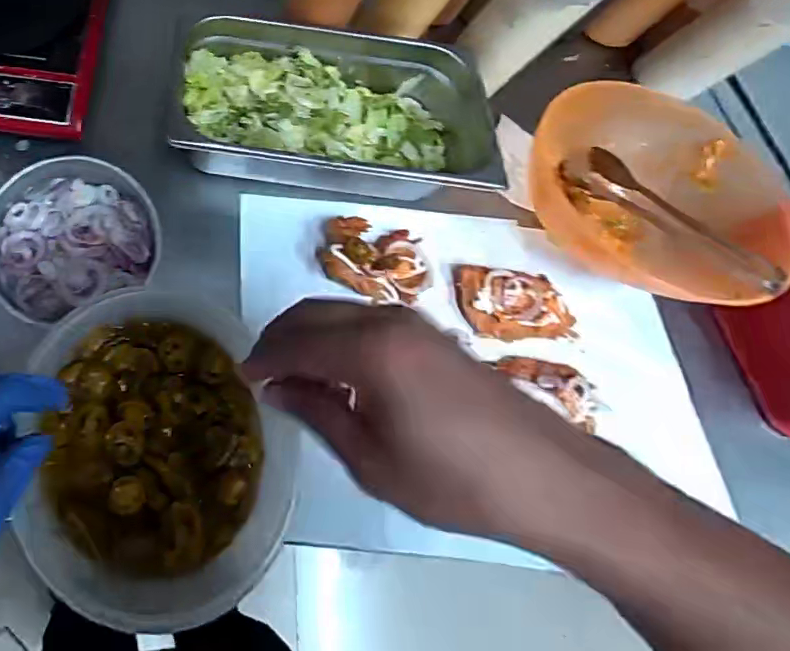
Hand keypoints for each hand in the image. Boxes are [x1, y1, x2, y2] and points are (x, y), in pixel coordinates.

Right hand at [242, 299, 656, 544]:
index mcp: (368, 350)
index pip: (296, 343)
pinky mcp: (426, 330)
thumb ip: (319, 413)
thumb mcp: (373, 461)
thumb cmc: (454, 480)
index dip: (264, 358)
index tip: (242, 376)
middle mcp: (385, 319)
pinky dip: (334, 332)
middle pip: (311, 313)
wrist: (547, 476)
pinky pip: (361, 317)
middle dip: (278, 337)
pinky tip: (334, 367)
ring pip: (336, 309)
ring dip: (305, 332)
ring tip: (290, 370)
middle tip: (260, 370)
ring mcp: (409, 320)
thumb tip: (277, 388)